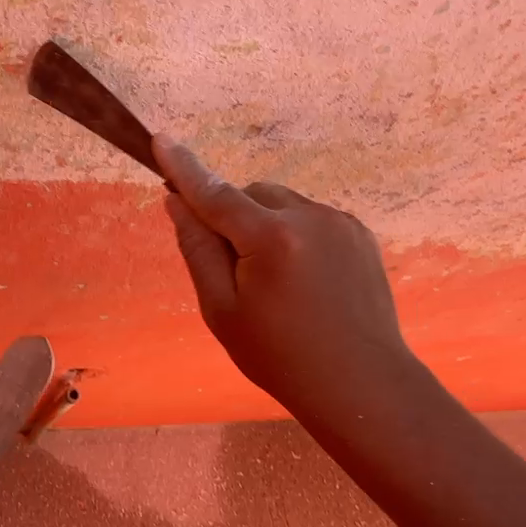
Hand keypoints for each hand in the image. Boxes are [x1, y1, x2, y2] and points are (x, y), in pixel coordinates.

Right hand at [153, 135, 418, 420]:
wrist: (364, 387)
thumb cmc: (280, 356)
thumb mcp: (222, 310)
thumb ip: (197, 249)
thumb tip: (178, 203)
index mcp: (271, 239)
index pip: (215, 193)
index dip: (184, 168)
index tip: (161, 139)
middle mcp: (308, 216)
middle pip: (250, 195)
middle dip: (234, 217)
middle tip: (236, 270)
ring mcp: (339, 221)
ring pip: (280, 203)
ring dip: (265, 223)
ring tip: (277, 280)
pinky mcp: (359, 231)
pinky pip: (309, 216)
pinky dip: (294, 233)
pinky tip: (304, 278)